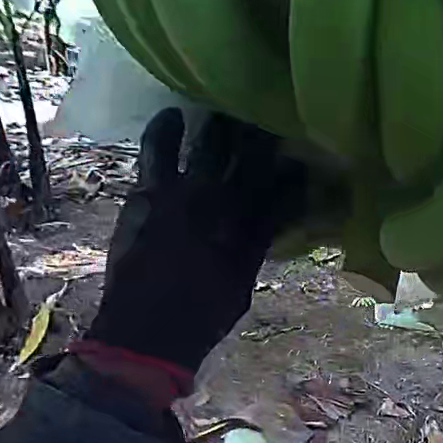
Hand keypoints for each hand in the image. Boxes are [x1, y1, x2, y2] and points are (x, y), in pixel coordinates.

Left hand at [83, 109, 300, 376]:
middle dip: (258, 134)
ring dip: (218, 124)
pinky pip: (157, 148)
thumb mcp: (243, 282)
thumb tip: (273, 214)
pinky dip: (164, 129)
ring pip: (206, 141)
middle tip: (261, 121)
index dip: (291, 170)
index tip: (297, 160)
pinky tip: (170, 117)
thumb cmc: (201, 316)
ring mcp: (183, 192)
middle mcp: (221, 201)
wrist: (145, 330)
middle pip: (248, 154)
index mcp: (250, 227)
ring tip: (219, 112)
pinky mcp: (148, 191)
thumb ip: (258, 242)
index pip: (281, 187)